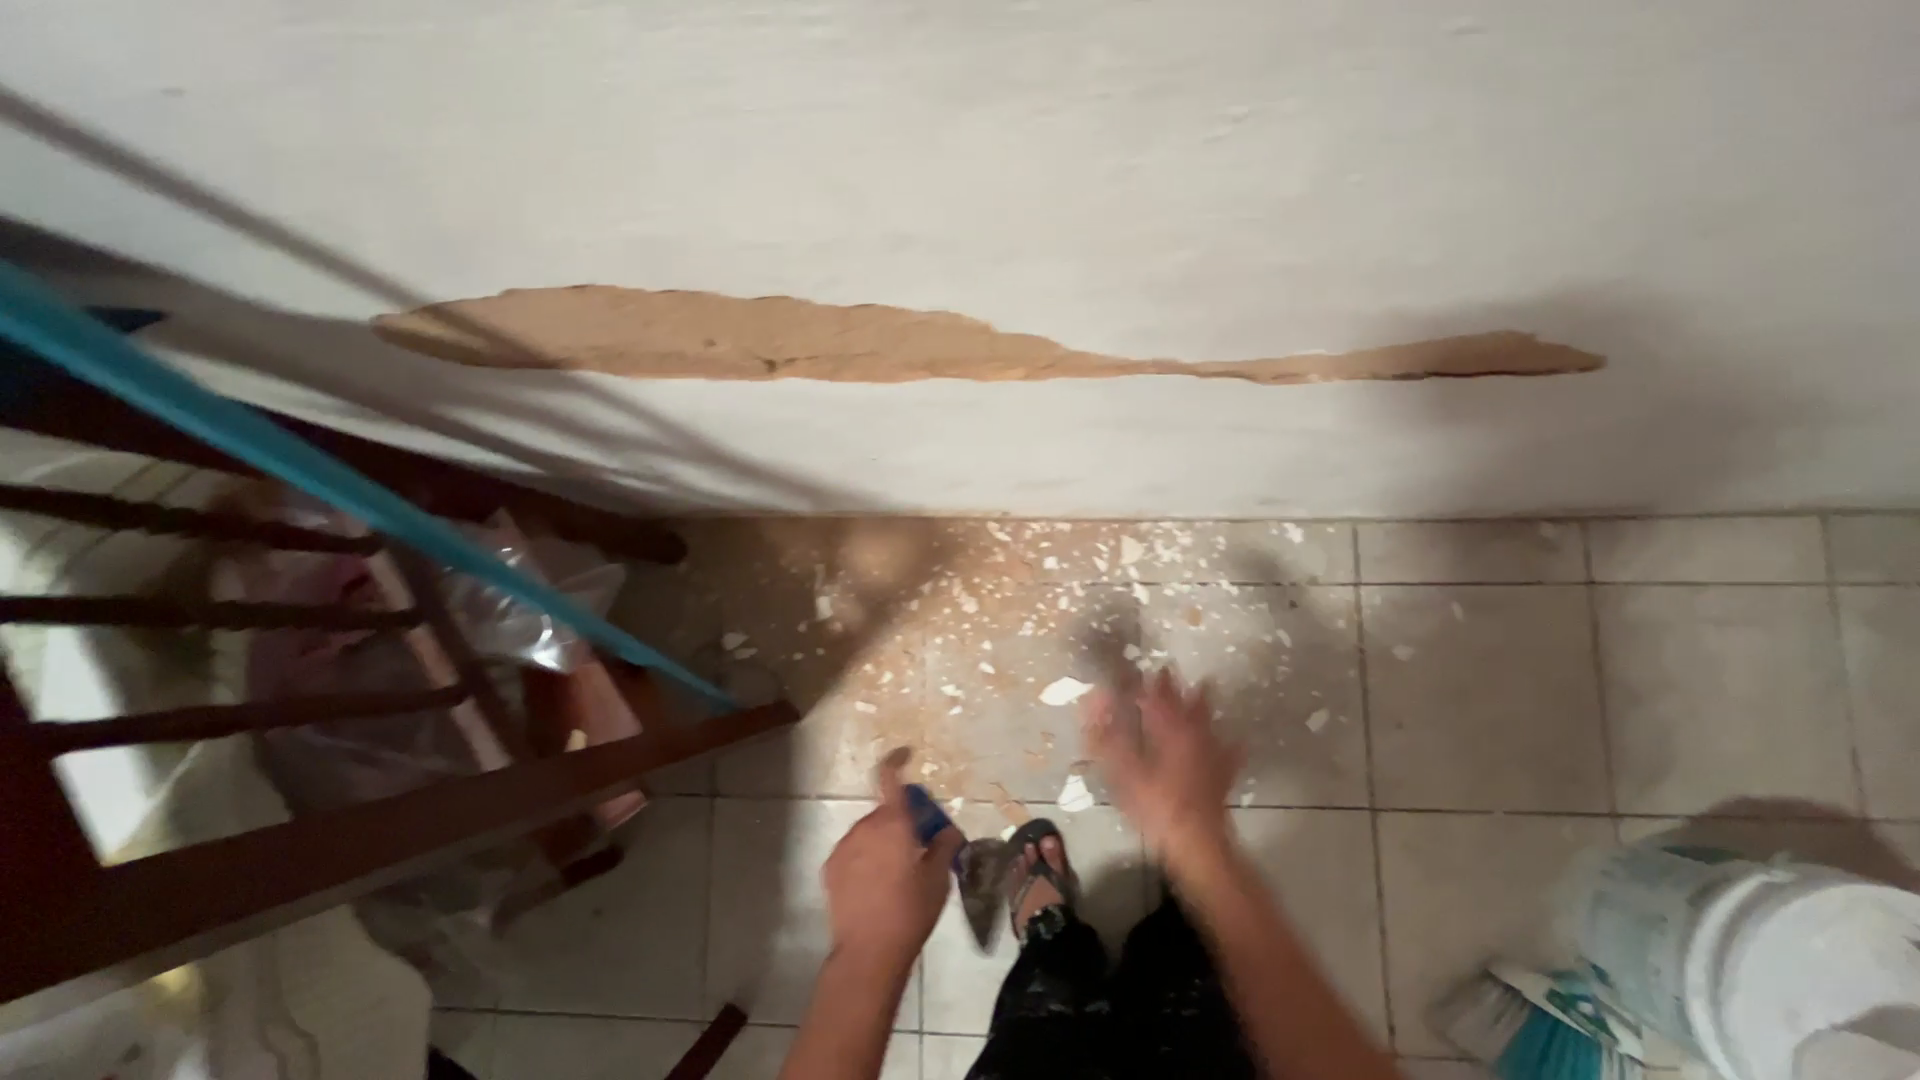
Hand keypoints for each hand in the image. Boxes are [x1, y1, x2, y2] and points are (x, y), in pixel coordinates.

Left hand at [821, 750, 963, 969]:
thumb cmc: (910, 911)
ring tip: (897, 874)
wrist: (868, 952)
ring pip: (869, 833)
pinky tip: (876, 886)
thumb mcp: (938, 878)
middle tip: (918, 846)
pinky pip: (853, 852)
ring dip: (883, 841)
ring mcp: (844, 847)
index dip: (896, 760)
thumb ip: (944, 846)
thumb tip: (949, 831)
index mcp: (893, 823)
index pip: (890, 777)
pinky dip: (866, 858)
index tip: (906, 756)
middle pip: (885, 812)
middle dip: (901, 820)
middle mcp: (865, 827)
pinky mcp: (830, 868)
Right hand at [1083, 668, 1244, 858]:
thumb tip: (1093, 701)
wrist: (1195, 838)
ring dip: (1203, 702)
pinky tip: (1233, 739)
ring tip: (1204, 686)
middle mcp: (1193, 733)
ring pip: (1209, 719)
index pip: (1156, 695)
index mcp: (1168, 728)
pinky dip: (1228, 741)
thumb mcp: (1122, 769)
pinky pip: (1230, 750)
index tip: (1141, 670)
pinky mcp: (1225, 771)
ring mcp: (1213, 751)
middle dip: (1176, 685)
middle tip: (1168, 670)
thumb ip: (1106, 733)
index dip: (1147, 681)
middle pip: (1186, 701)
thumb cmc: (1154, 803)